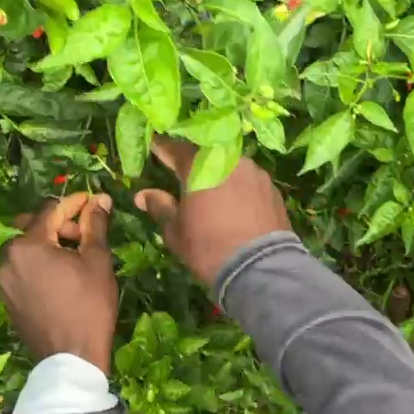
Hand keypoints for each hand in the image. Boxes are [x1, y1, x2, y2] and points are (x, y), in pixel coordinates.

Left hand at [0, 192, 117, 372]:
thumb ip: (95, 225)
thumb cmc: (88, 306)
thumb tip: (101, 199)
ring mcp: (3, 280)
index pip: (50, 210)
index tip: (93, 201)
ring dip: (47, 243)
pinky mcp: (6, 298)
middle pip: (31, 226)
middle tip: (83, 234)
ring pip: (25, 248)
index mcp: (27, 245)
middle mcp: (7, 258)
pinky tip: (60, 275)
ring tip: (74, 256)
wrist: (71, 358)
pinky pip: (21, 268)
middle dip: (58, 223)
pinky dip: (38, 263)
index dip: (74, 203)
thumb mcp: (97, 261)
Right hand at [135, 139, 290, 286]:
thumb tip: (143, 195)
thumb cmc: (208, 248)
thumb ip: (160, 207)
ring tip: (211, 188)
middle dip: (192, 160)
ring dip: (218, 172)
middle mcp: (228, 159)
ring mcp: (253, 171)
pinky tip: (235, 202)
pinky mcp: (271, 187)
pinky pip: (248, 180)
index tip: (154, 146)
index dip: (162, 148)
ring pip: (229, 165)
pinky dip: (238, 186)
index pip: (175, 148)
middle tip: (181, 168)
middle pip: (205, 153)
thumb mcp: (176, 231)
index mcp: (199, 165)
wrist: (260, 268)